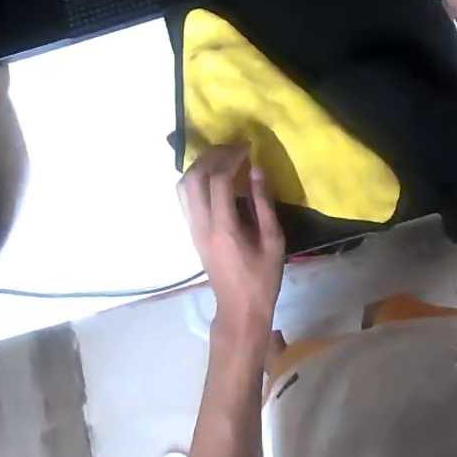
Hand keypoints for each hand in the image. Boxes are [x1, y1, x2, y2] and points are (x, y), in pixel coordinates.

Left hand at [178, 144, 285, 339]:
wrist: (238, 308)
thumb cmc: (262, 277)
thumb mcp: (273, 240)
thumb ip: (263, 203)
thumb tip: (256, 169)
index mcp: (223, 227)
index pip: (218, 180)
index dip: (232, 158)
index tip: (248, 148)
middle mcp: (201, 224)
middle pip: (194, 177)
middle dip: (213, 156)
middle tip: (234, 149)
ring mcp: (192, 228)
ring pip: (183, 185)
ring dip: (200, 165)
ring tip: (223, 159)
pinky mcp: (191, 231)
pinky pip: (184, 197)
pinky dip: (196, 179)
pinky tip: (214, 177)